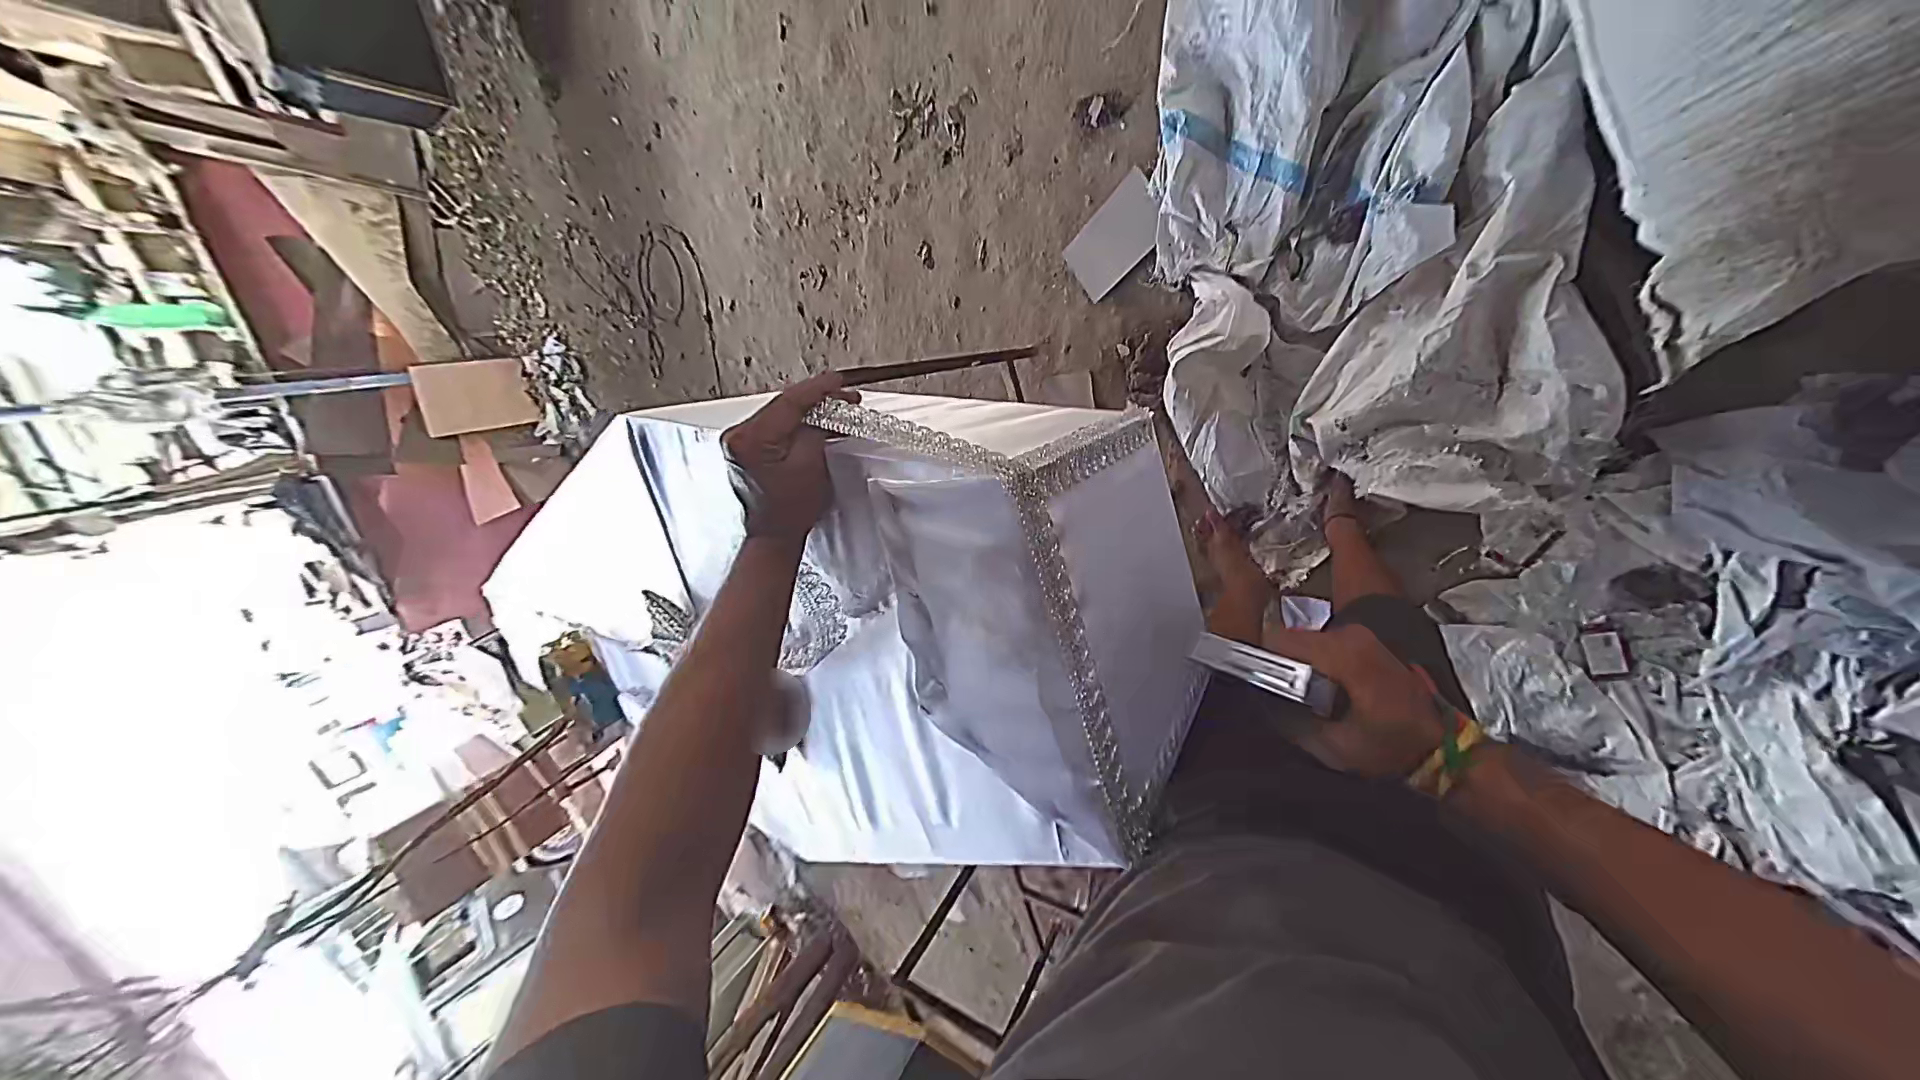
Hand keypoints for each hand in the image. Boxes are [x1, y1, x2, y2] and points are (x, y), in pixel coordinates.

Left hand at [720, 372, 856, 541]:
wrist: (774, 535)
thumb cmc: (789, 512)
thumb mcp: (811, 466)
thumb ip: (816, 431)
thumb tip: (826, 411)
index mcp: (750, 439)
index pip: (788, 402)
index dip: (817, 389)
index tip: (837, 382)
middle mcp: (738, 436)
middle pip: (783, 405)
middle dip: (817, 400)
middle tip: (844, 397)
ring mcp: (740, 442)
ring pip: (781, 415)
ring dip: (809, 411)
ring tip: (836, 410)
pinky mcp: (746, 448)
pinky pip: (776, 427)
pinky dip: (798, 423)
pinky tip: (817, 423)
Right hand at [1261, 623, 1449, 779]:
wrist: (1442, 749)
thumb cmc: (1391, 750)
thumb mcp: (1330, 746)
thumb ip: (1286, 716)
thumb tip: (1256, 696)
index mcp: (1345, 654)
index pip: (1276, 640)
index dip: (1260, 663)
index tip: (1260, 686)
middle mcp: (1352, 635)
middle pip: (1287, 639)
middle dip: (1276, 665)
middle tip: (1282, 698)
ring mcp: (1360, 635)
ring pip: (1300, 641)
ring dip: (1293, 665)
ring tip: (1304, 697)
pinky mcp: (1363, 641)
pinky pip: (1318, 645)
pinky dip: (1310, 663)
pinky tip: (1321, 690)